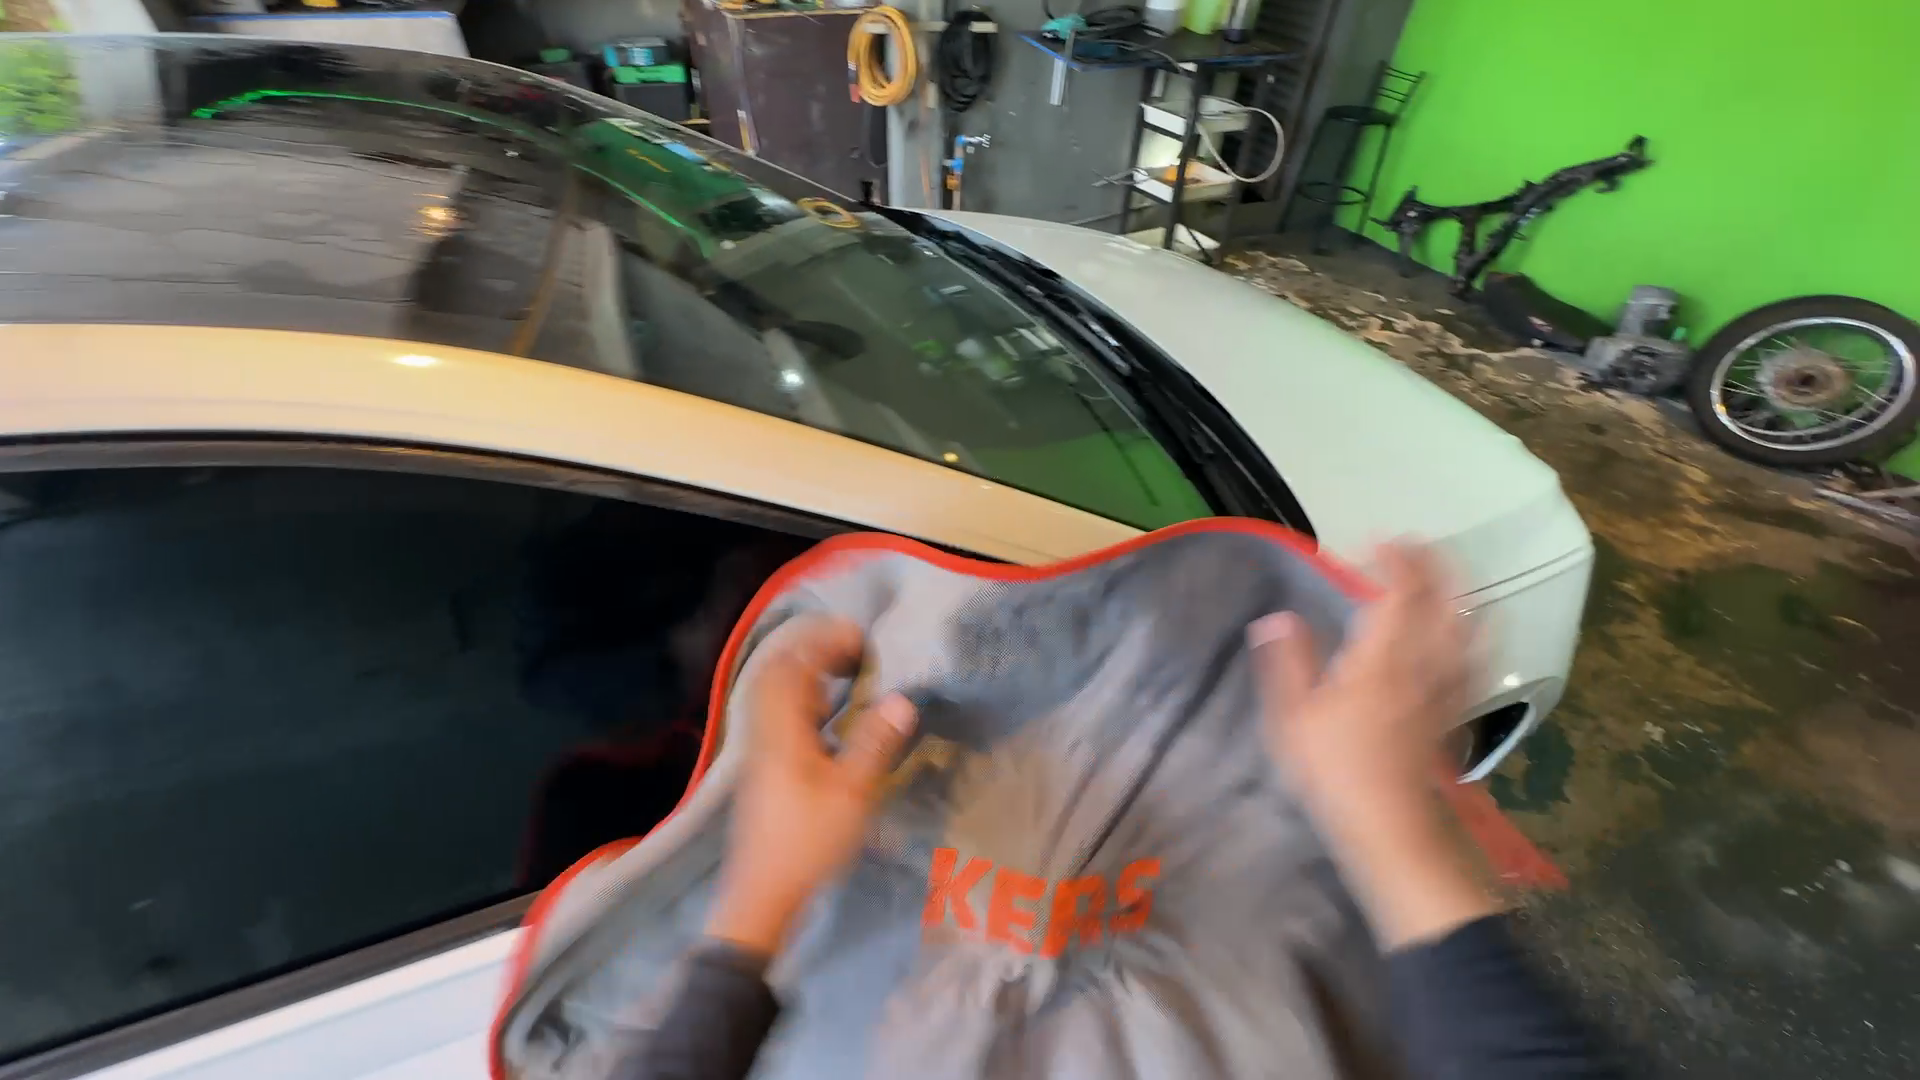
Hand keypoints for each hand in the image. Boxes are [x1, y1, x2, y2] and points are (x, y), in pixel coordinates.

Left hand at [705, 617, 917, 957]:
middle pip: (777, 673)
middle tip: (849, 648)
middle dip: (811, 650)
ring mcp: (759, 752)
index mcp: (782, 731)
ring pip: (774, 694)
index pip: (793, 666)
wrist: (761, 896)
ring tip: (841, 673)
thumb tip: (902, 700)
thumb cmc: (808, 843)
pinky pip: (777, 715)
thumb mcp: (852, 795)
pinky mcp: (763, 770)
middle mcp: (765, 733)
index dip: (822, 643)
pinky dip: (800, 700)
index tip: (858, 637)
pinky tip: (824, 717)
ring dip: (804, 674)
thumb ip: (875, 744)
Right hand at [1247, 540, 1498, 947]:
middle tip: (1415, 547)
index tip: (1378, 541)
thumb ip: (1286, 662)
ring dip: (1460, 597)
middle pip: (1445, 605)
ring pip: (1468, 632)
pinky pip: (1475, 664)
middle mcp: (1421, 667)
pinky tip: (1471, 637)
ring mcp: (1445, 691)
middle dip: (1435, 568)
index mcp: (1379, 660)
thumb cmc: (1332, 770)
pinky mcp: (1454, 714)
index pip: (1399, 596)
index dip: (1395, 562)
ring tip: (1447, 581)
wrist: (1388, 828)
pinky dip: (1474, 639)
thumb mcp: (1291, 716)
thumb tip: (1275, 618)